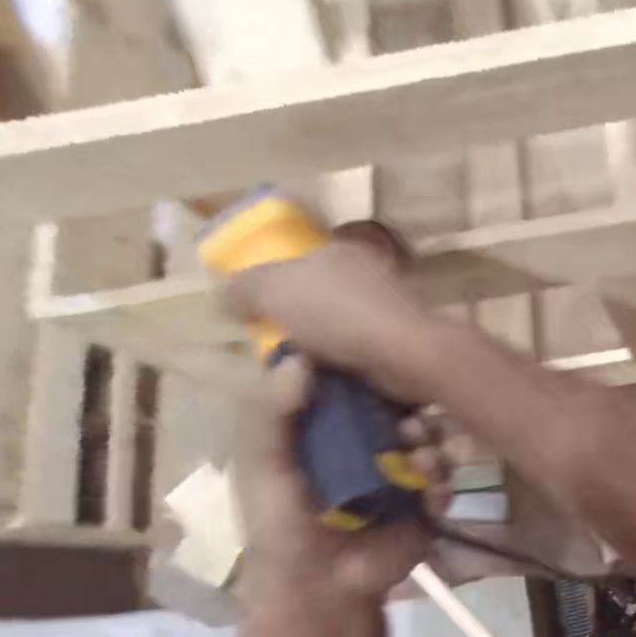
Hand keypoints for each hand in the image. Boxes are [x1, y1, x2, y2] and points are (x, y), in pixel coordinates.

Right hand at [224, 222, 433, 401]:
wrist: (410, 354)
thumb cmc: (340, 313)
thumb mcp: (273, 289)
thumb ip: (243, 289)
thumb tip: (225, 300)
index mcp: (342, 253)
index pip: (300, 262)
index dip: (276, 287)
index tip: (259, 316)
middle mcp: (372, 279)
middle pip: (323, 301)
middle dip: (300, 327)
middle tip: (278, 351)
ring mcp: (395, 314)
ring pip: (346, 333)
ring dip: (325, 353)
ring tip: (302, 373)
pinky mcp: (408, 348)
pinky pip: (368, 358)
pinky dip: (351, 370)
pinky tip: (334, 384)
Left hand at [233, 356, 450, 611]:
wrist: (322, 586)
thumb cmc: (281, 523)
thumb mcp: (262, 464)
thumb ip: (272, 411)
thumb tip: (301, 356)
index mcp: (326, 431)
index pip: (353, 389)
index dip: (369, 376)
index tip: (384, 368)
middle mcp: (367, 446)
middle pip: (401, 412)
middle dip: (413, 416)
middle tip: (411, 427)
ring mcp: (399, 474)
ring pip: (429, 443)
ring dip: (431, 448)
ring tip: (423, 464)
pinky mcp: (424, 501)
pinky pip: (444, 480)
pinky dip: (442, 482)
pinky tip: (432, 492)